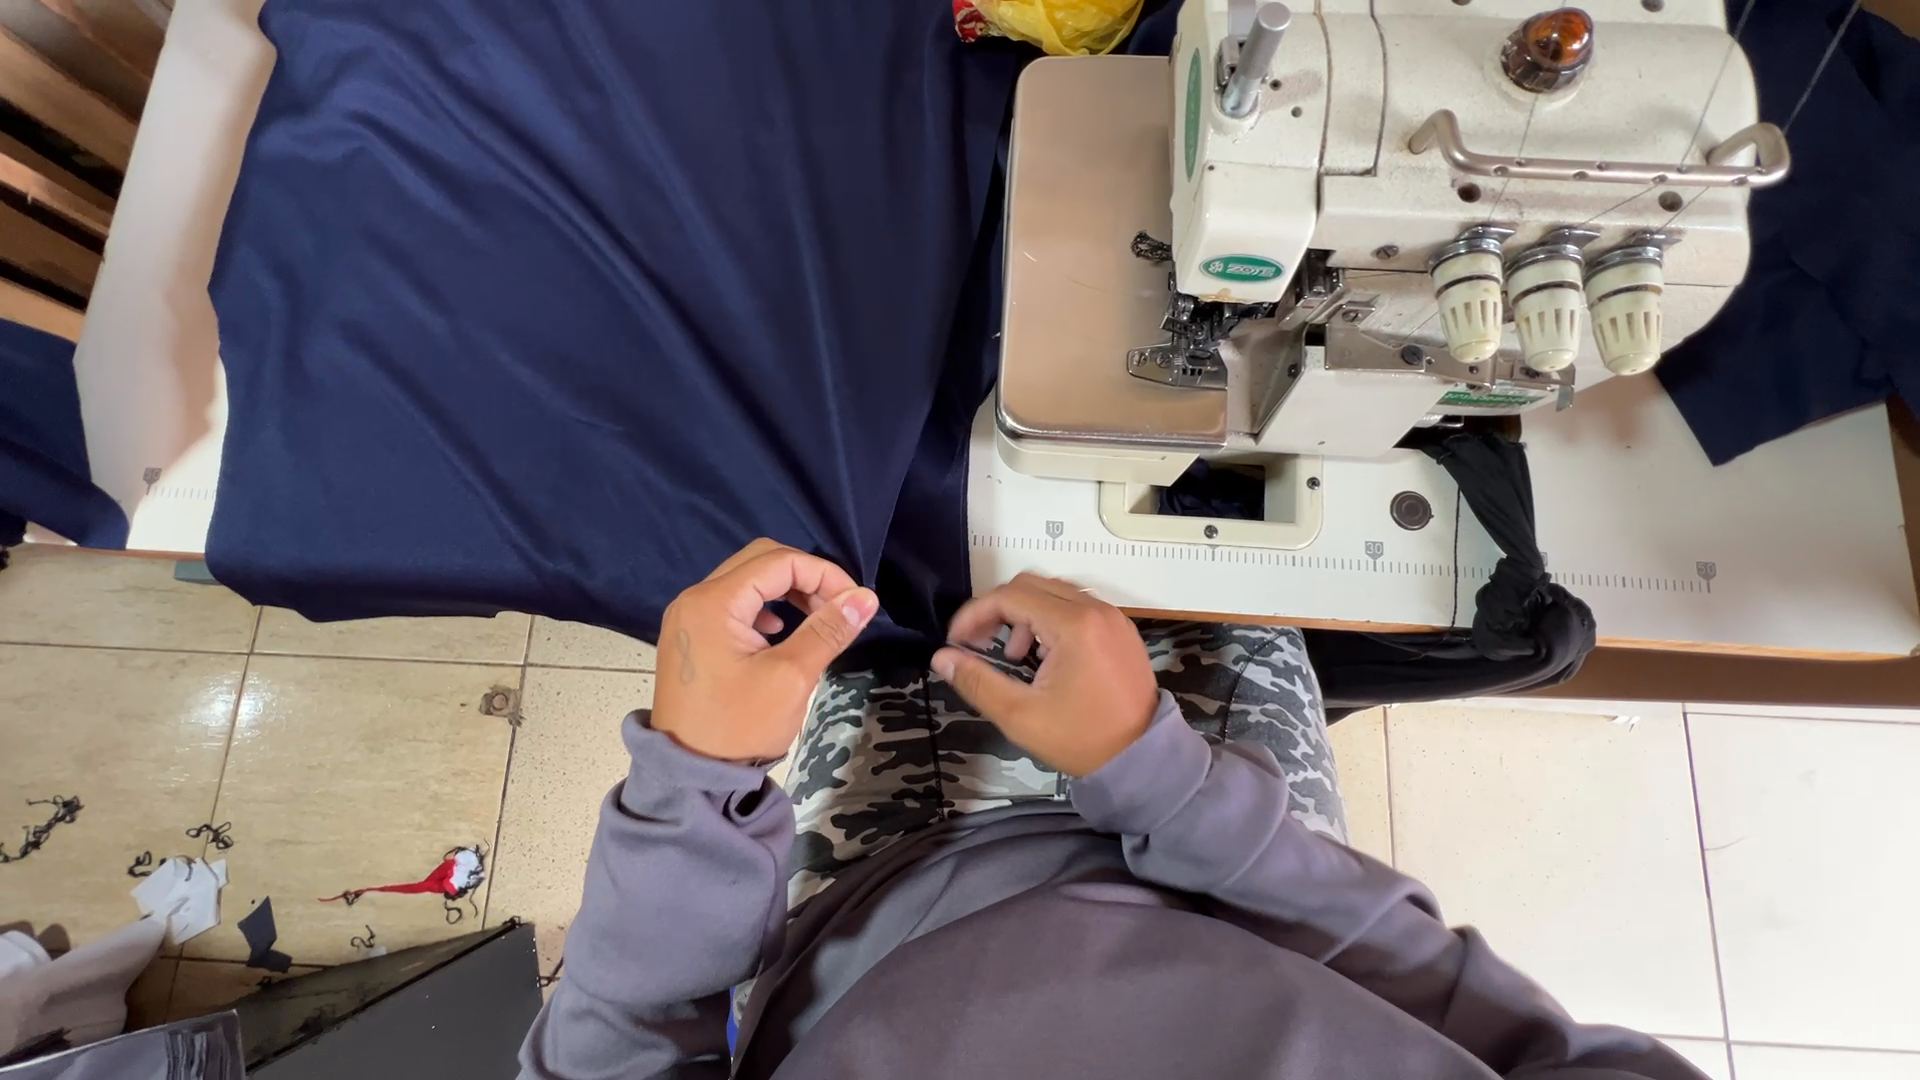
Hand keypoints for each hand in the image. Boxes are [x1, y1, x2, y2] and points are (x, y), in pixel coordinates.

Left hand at [652, 538, 877, 761]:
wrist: (687, 778)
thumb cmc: (739, 726)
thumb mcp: (791, 677)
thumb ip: (828, 630)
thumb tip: (865, 598)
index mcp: (714, 601)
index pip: (780, 562)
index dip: (825, 574)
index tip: (854, 604)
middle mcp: (696, 598)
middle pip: (762, 561)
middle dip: (807, 577)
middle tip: (836, 608)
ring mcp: (690, 617)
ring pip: (749, 580)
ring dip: (788, 590)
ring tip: (817, 619)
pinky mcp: (693, 636)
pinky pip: (735, 602)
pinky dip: (766, 606)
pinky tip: (781, 630)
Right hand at [930, 573, 1157, 775]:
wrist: (1143, 759)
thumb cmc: (1081, 739)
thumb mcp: (1021, 715)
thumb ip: (978, 681)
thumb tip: (942, 658)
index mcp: (1073, 624)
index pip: (1010, 596)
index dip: (975, 614)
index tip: (955, 641)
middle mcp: (1095, 609)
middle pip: (1030, 585)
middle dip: (997, 610)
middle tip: (979, 643)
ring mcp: (1111, 616)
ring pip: (1053, 592)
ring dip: (1023, 613)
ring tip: (1014, 655)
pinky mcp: (1119, 628)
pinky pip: (1075, 605)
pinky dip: (1050, 619)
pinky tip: (1043, 655)